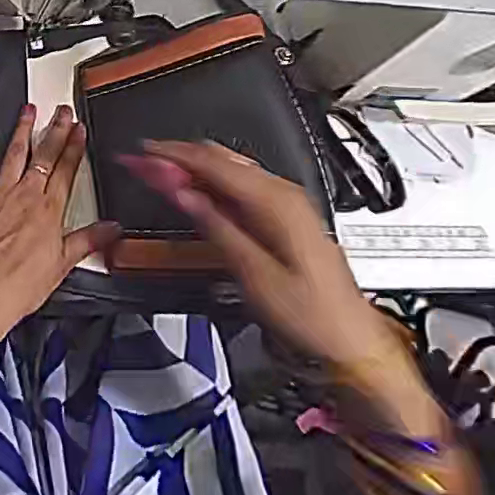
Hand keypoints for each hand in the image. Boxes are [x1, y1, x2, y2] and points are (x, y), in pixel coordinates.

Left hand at [0, 105, 119, 385]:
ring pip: (15, 153)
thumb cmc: (21, 284)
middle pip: (45, 154)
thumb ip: (89, 240)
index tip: (79, 128)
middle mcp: (26, 195)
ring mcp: (0, 193)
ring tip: (29, 111)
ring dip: (23, 129)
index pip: (67, 169)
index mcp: (49, 209)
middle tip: (62, 111)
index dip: (75, 146)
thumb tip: (112, 229)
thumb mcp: (63, 263)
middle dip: (56, 130)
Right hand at [124, 141, 440, 433]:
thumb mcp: (254, 274)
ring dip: (191, 168)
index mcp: (275, 200)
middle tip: (143, 162)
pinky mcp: (282, 214)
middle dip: (177, 157)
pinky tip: (192, 190)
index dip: (171, 154)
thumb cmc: (312, 315)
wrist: (352, 341)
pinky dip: (209, 183)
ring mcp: (284, 202)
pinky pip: (238, 186)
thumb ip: (216, 226)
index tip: (142, 153)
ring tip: (158, 173)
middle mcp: (282, 193)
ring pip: (227, 169)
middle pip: (219, 158)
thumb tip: (183, 194)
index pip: (211, 162)